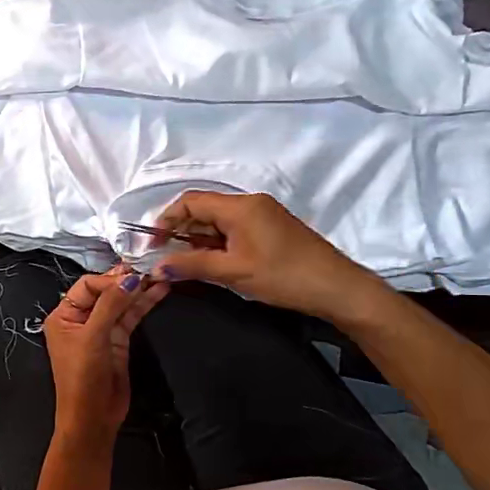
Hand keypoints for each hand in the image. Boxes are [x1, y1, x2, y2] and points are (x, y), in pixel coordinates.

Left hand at [44, 269, 169, 438]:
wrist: (93, 417)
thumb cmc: (82, 377)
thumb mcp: (93, 337)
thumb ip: (110, 304)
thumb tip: (130, 277)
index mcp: (63, 315)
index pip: (87, 286)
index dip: (109, 280)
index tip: (133, 276)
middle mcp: (81, 319)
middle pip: (105, 291)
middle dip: (126, 281)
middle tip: (150, 268)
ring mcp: (101, 330)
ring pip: (121, 303)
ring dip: (139, 291)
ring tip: (160, 276)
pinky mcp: (118, 341)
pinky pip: (131, 317)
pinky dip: (144, 304)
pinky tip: (159, 291)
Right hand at [155, 191, 393, 328]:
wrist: (336, 288)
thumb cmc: (282, 276)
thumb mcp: (232, 272)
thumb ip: (192, 265)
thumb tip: (156, 266)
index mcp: (240, 206)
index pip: (190, 201)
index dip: (166, 220)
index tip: (153, 245)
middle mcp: (250, 202)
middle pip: (204, 208)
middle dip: (181, 230)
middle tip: (166, 257)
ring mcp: (263, 214)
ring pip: (218, 220)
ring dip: (199, 239)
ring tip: (186, 264)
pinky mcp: (272, 228)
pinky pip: (234, 228)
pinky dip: (217, 242)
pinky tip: (213, 262)